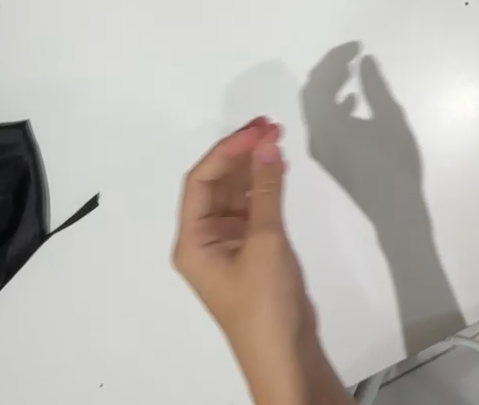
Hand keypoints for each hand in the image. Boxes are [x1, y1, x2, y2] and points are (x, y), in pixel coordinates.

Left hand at [174, 119, 325, 403]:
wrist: (285, 353)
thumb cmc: (264, 302)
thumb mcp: (266, 241)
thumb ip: (268, 190)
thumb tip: (269, 144)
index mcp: (193, 240)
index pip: (201, 180)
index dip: (227, 149)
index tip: (259, 130)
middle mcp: (206, 238)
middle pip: (217, 182)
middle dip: (242, 152)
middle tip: (272, 125)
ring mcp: (230, 243)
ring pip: (237, 192)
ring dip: (255, 165)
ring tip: (278, 137)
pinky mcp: (253, 249)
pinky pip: (254, 206)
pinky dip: (266, 184)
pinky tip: (280, 167)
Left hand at [302, 43, 422, 227]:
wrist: (394, 212)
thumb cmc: (395, 164)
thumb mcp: (390, 120)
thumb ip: (374, 88)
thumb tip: (363, 62)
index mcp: (327, 126)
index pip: (319, 82)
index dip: (334, 59)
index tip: (356, 47)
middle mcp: (316, 136)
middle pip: (310, 94)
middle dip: (328, 70)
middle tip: (351, 55)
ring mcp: (320, 149)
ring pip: (313, 109)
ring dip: (328, 87)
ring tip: (350, 72)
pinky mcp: (328, 157)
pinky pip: (320, 123)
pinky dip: (332, 105)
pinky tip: (351, 101)